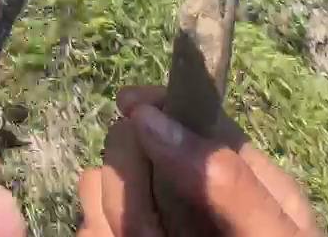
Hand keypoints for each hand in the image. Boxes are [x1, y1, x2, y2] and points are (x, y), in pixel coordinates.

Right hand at [77, 87, 320, 236]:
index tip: (129, 110)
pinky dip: (101, 236)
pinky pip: (87, 223)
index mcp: (241, 178)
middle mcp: (190, 190)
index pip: (183, 110)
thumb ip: (226, 184)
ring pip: (97, 182)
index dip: (151, 103)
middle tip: (154, 236)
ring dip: (112, 219)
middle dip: (130, 185)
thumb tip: (146, 115)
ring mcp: (156, 219)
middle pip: (128, 140)